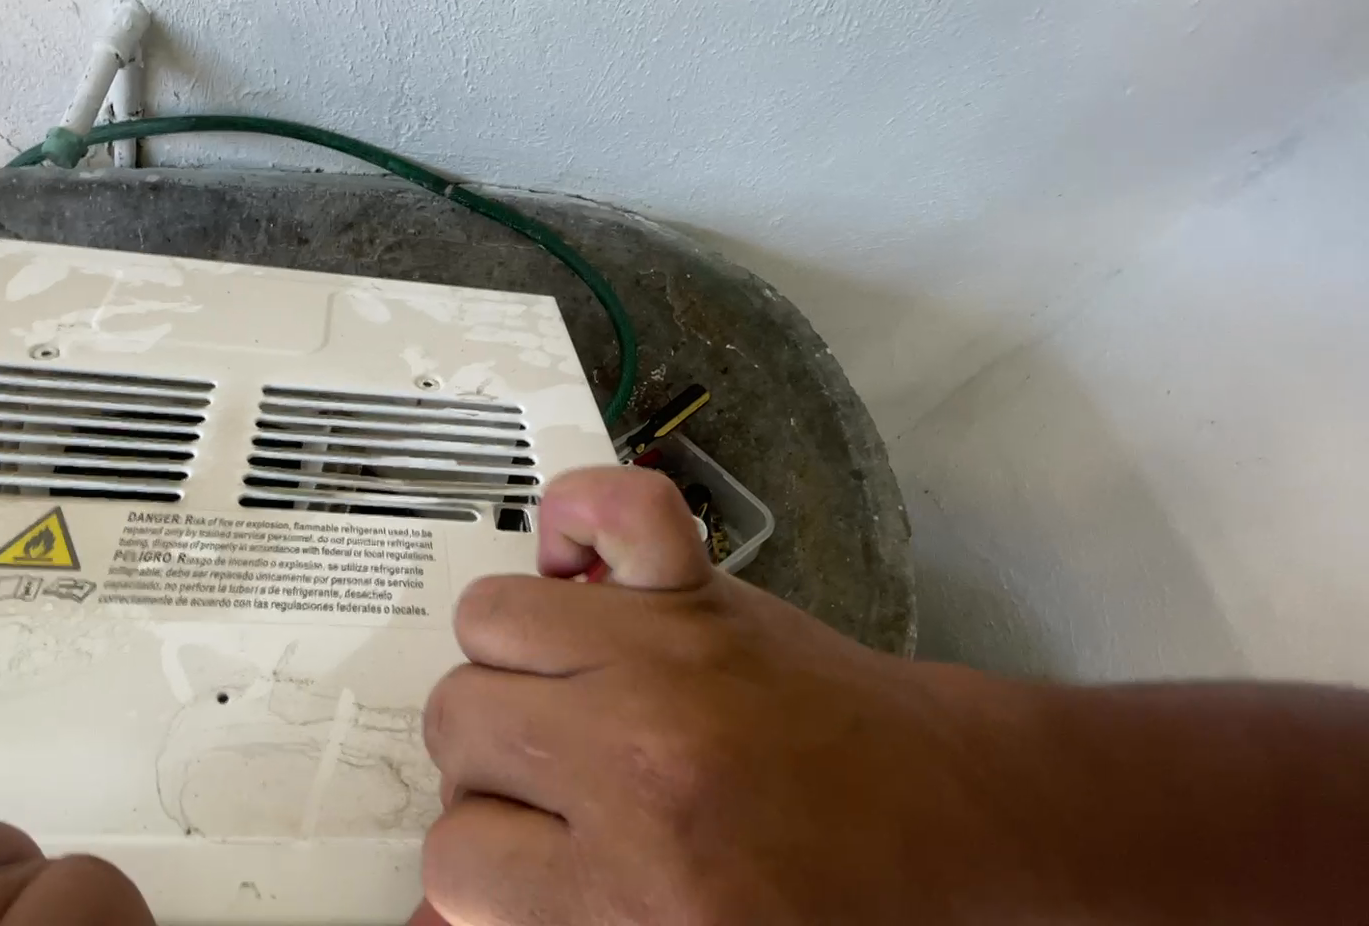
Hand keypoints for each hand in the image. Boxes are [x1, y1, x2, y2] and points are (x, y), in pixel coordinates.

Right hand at [421, 466, 1023, 924]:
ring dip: (508, 656)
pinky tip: (579, 572)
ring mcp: (667, 653)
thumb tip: (430, 917)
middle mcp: (638, 758)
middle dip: (486, 764)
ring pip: (487, 618)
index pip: (456, 860)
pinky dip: (575, 518)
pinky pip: (609, 506)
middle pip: (456, 722)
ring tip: (555, 686)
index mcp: (637, 892)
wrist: (960, 825)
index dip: (478, 869)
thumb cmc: (833, 910)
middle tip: (543, 783)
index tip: (518, 866)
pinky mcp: (701, 590)